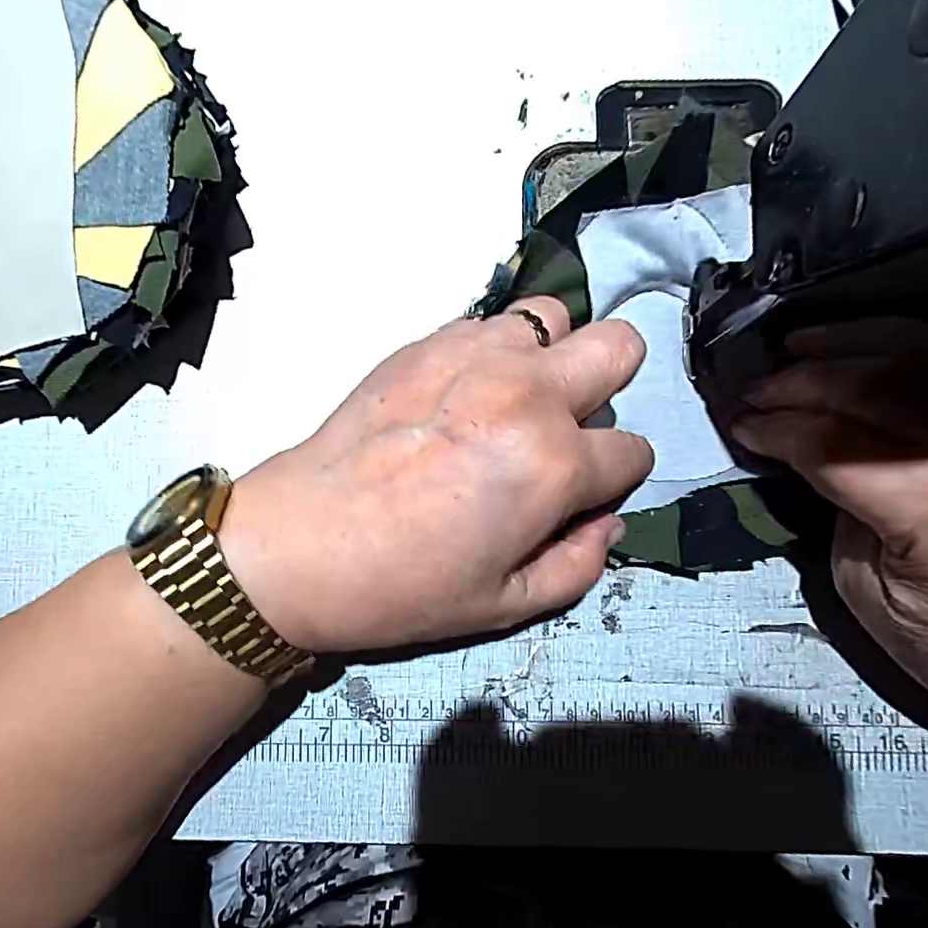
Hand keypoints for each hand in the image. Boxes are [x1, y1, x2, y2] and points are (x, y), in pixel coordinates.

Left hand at [215, 297, 652, 653]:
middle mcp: (522, 393)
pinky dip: (481, 353)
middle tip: (547, 435)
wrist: (293, 546)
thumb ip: (577, 565)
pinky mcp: (413, 347)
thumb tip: (601, 522)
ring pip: (547, 321)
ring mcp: (466, 359)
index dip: (605, 482)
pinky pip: (478, 325)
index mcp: (554, 462)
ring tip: (495, 407)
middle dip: (598, 393)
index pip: (633, 452)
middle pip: (617, 349)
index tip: (565, 498)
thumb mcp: (501, 606)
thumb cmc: (393, 587)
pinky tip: (447, 399)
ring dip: (538, 361)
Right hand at [733, 318, 927, 752]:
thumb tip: (791, 441)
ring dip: (866, 344)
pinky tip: (884, 347)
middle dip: (811, 379)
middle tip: (760, 388)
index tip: (739, 423)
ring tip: (807, 348)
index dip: (778, 425)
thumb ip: (838, 499)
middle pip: (898, 387)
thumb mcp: (861, 578)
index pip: (842, 444)